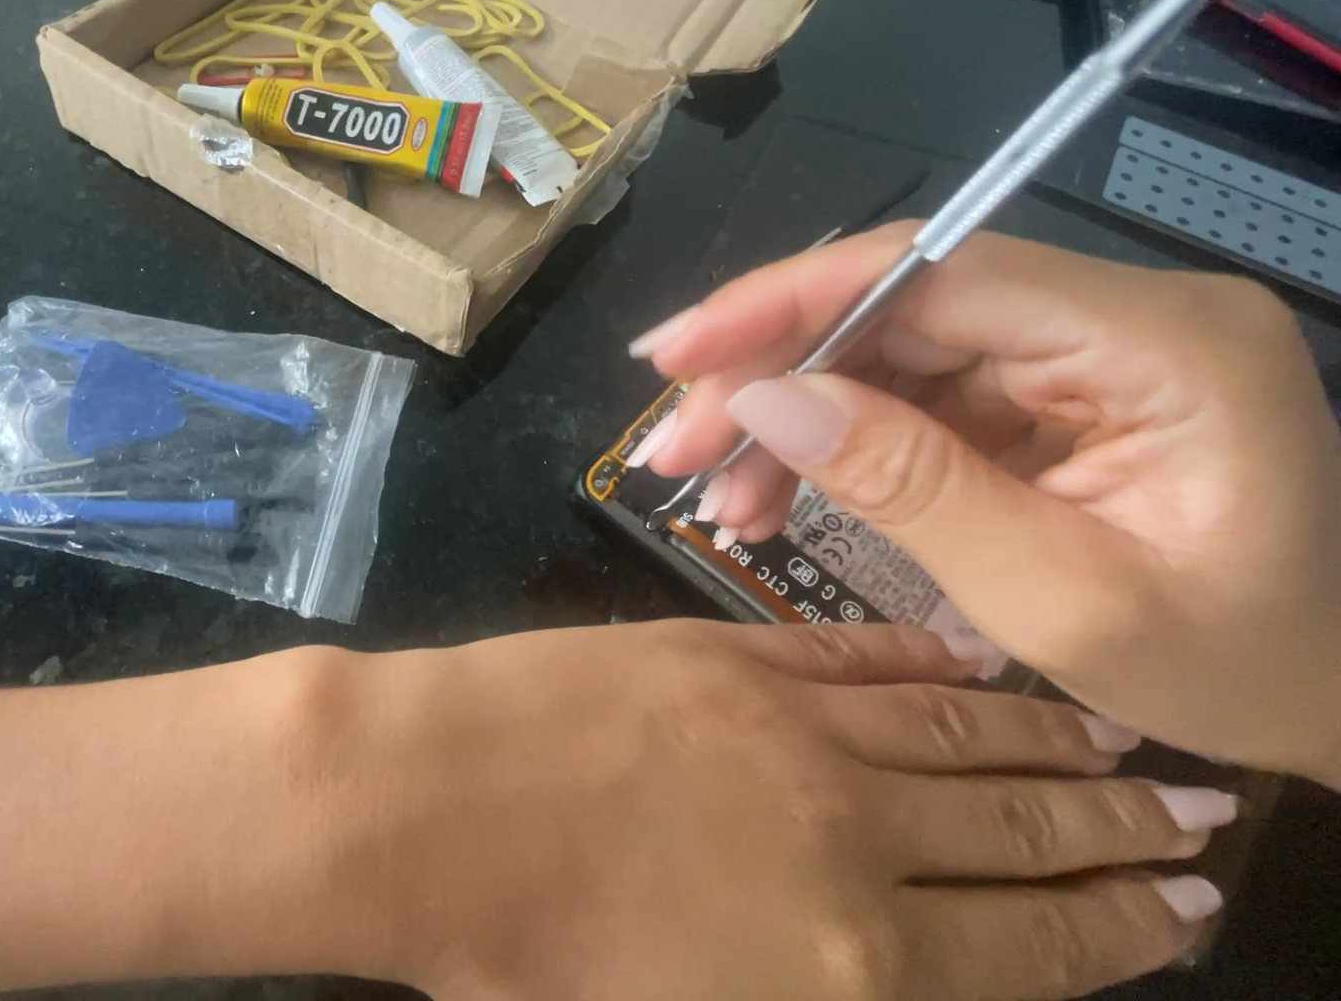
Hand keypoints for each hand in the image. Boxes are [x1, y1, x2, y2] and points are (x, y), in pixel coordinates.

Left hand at [350, 620, 1233, 999]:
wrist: (430, 804)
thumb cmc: (522, 955)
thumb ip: (814, 993)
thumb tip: (902, 964)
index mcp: (853, 965)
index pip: (1032, 946)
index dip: (1119, 922)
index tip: (1189, 899)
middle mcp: (850, 837)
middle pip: (1014, 827)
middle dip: (1110, 823)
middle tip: (1187, 806)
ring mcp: (783, 725)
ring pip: (949, 730)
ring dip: (1038, 733)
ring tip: (1108, 733)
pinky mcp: (720, 653)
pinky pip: (848, 656)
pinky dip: (917, 658)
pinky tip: (962, 658)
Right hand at [629, 226, 1340, 784]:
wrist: (1313, 698)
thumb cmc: (1225, 668)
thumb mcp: (1057, 597)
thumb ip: (910, 488)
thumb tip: (767, 401)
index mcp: (1150, 343)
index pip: (930, 273)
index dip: (785, 301)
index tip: (677, 354)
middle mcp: (1100, 320)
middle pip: (882, 312)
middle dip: (760, 378)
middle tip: (674, 452)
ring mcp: (1055, 354)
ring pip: (868, 356)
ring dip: (776, 422)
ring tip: (715, 496)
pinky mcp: (1017, 394)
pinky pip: (887, 399)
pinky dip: (815, 448)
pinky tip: (765, 498)